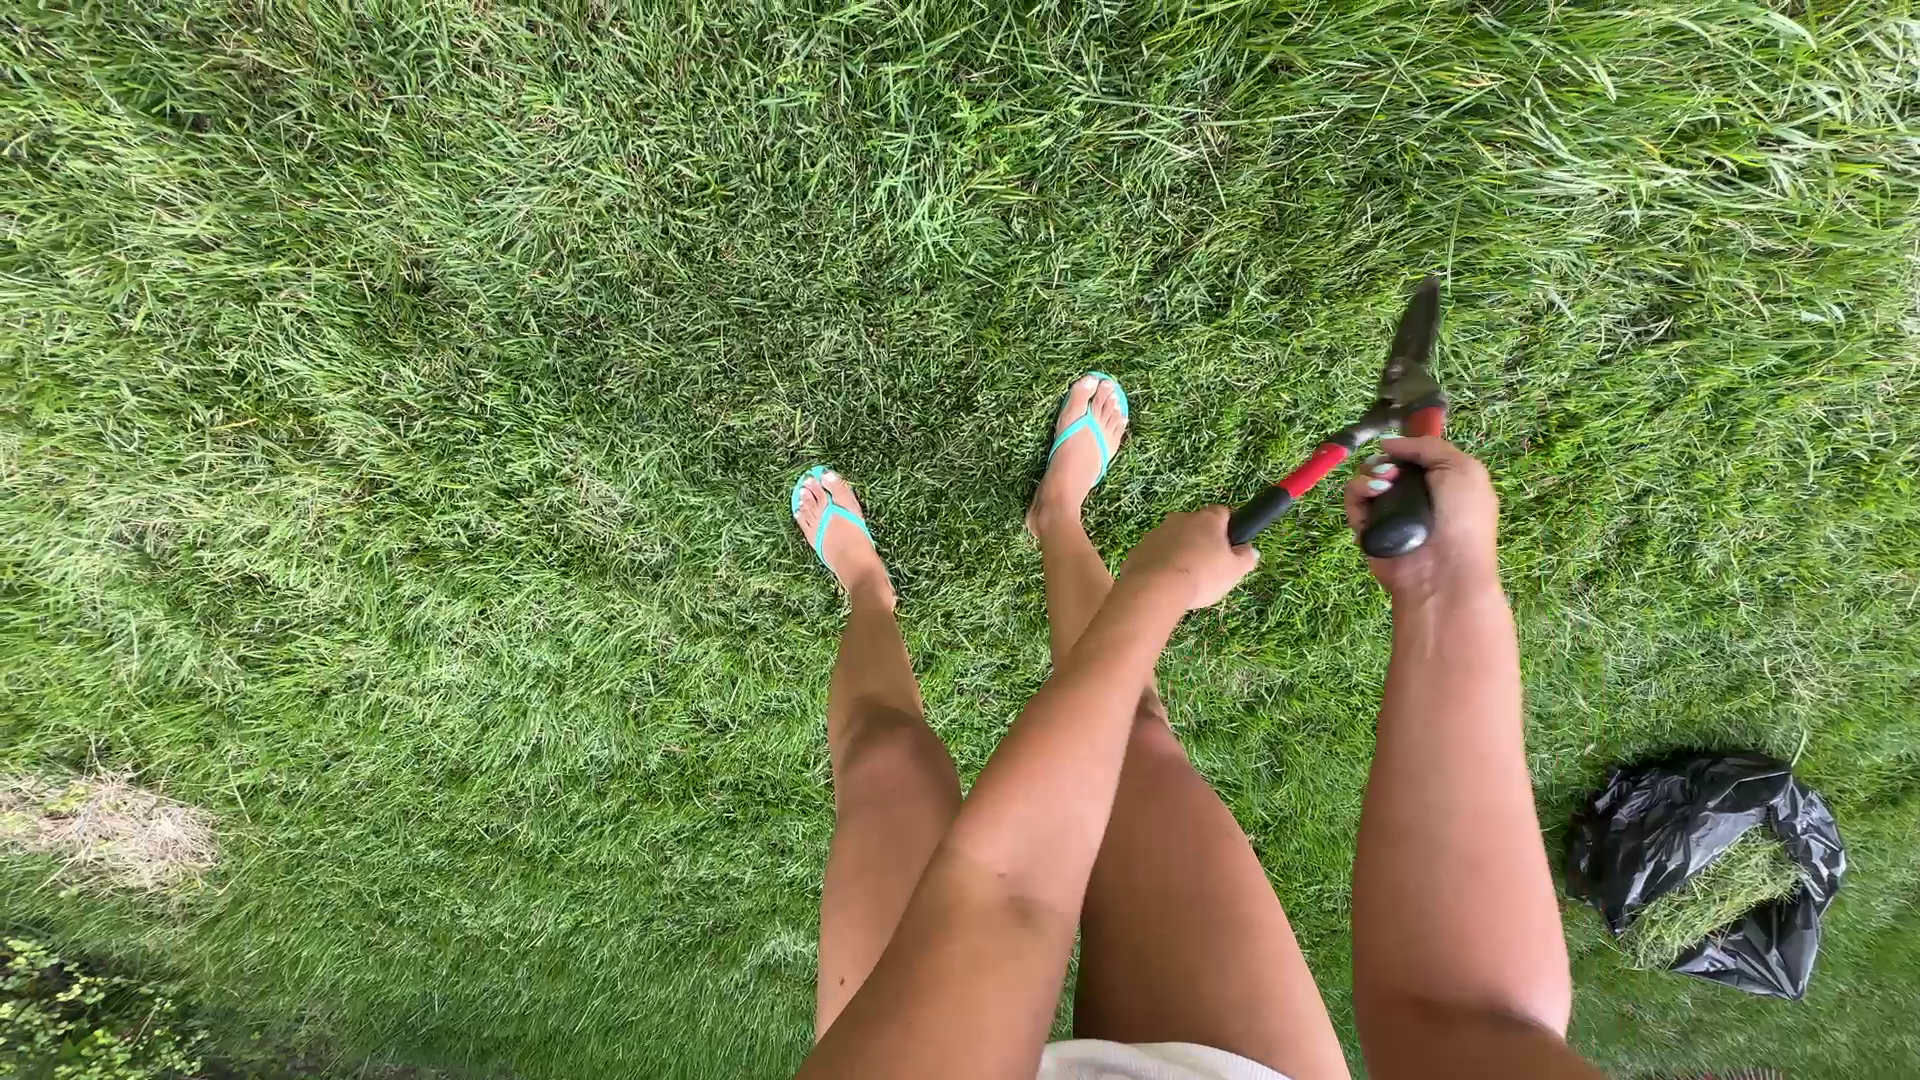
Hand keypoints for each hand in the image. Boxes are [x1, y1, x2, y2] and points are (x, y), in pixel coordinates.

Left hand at [1117, 506, 1259, 609]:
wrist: (1155, 588)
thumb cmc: (1202, 575)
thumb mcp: (1234, 571)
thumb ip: (1245, 558)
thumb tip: (1250, 550)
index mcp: (1206, 520)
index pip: (1222, 512)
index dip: (1227, 527)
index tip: (1229, 545)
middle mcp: (1180, 519)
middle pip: (1195, 525)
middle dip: (1201, 541)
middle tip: (1207, 565)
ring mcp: (1156, 533)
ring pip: (1172, 539)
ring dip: (1178, 552)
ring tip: (1184, 578)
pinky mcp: (1138, 550)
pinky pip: (1154, 554)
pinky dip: (1159, 564)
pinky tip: (1164, 583)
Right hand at [1344, 437, 1499, 602]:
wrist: (1443, 568)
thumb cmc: (1463, 517)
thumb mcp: (1462, 469)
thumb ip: (1428, 446)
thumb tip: (1388, 443)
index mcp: (1441, 482)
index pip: (1413, 456)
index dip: (1405, 448)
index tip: (1399, 447)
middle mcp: (1413, 495)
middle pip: (1385, 465)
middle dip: (1385, 461)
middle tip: (1392, 471)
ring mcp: (1387, 511)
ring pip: (1366, 479)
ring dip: (1371, 475)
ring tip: (1383, 485)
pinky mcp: (1366, 525)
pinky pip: (1353, 500)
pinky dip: (1358, 491)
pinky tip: (1373, 494)